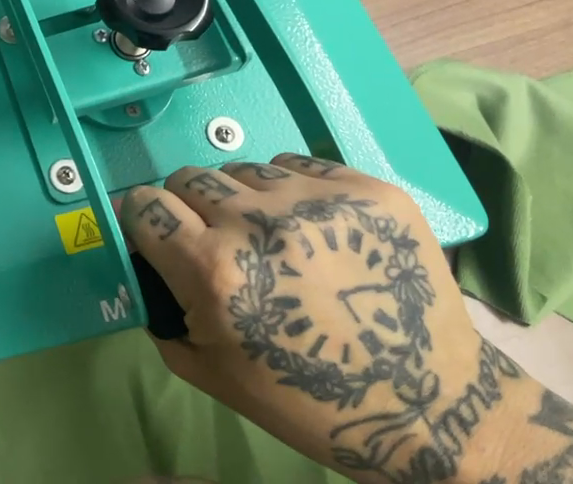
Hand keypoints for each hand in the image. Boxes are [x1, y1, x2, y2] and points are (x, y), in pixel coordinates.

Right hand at [118, 155, 529, 482]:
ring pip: (241, 168)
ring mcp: (316, 201)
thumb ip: (161, 308)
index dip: (143, 220)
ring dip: (241, 198)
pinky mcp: (366, 190)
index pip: (144, 205)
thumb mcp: (209, 372)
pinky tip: (310, 228)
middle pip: (188, 178)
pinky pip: (295, 164)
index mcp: (214, 271)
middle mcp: (258, 224)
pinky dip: (289, 190)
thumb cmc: (308, 400)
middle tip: (216, 241)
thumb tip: (140, 260)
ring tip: (271, 237)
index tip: (158, 236)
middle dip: (188, 207)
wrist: (432, 407)